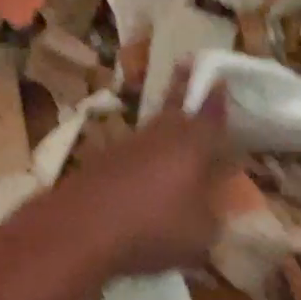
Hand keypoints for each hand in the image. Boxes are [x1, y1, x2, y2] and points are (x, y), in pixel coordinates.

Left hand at [51, 85, 238, 276]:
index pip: (211, 115)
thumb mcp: (202, 235)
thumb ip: (214, 218)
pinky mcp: (99, 165)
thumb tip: (215, 212)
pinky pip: (130, 156)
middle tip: (186, 64)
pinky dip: (140, 159)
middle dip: (183, 87)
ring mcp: (125, 147)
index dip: (218, 100)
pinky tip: (141, 174)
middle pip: (174, 106)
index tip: (221, 79)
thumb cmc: (154, 228)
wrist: (79, 231)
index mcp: (193, 145)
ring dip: (161, 125)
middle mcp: (160, 136)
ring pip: (151, 130)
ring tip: (170, 124)